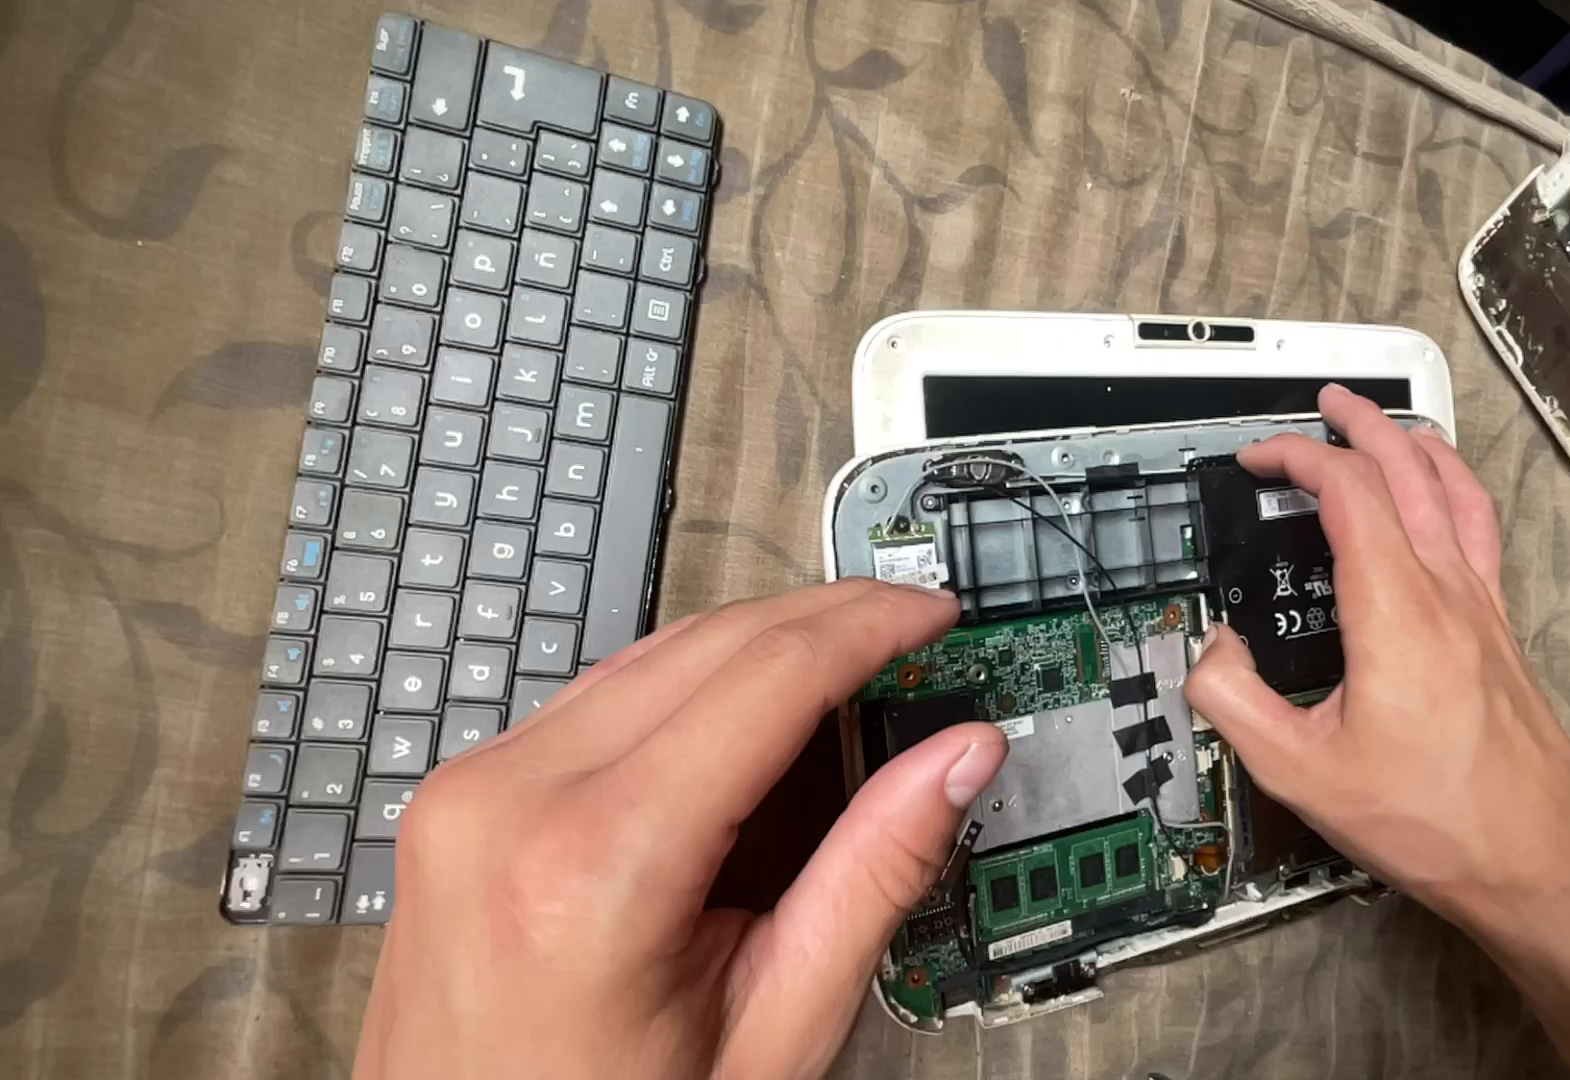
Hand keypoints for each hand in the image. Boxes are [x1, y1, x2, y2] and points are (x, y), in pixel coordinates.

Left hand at [353, 580, 1007, 1079]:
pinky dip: (707, 669)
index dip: (870, 628)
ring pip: (668, 647)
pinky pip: (619, 684)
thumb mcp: (779, 1026)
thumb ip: (878, 871)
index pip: (771, 680)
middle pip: (720, 643)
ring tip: (850, 650)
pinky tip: (760, 684)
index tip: (928, 615)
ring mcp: (482, 783)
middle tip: (906, 623)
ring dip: (773, 635)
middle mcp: (514, 798)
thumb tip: (958, 758)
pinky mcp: (480, 785)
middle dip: (832, 617)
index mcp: (592, 865)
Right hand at [1185, 387, 1569, 1077]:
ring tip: (1382, 425)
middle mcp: (1447, 593)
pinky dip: (1454, 488)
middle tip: (1326, 403)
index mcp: (1395, 612)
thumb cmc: (1433, 821)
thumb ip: (1232, 699)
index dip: (1296, 459)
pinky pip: (1481, 529)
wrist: (1544, 868)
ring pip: (1456, 490)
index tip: (1257, 459)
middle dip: (1361, 424)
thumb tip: (1208, 649)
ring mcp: (1481, 607)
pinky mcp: (1497, 630)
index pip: (1349, 492)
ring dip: (1414, 444)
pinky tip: (1440, 497)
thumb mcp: (1297, 770)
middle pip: (1409, 471)